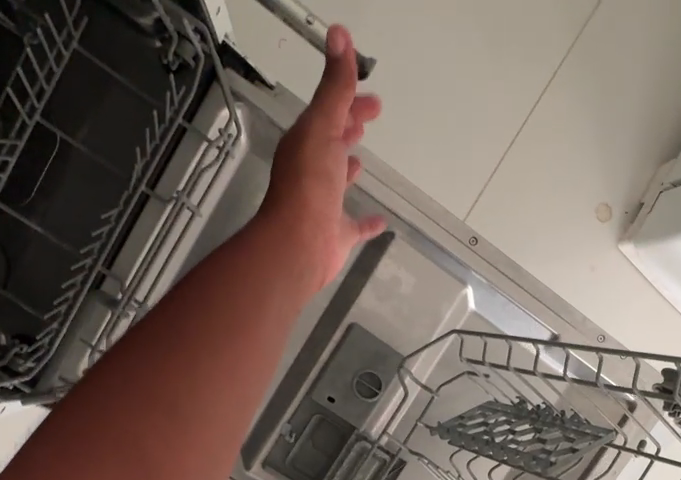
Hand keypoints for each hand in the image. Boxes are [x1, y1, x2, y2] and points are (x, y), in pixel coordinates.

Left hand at [257, 25, 386, 290]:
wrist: (299, 244)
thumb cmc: (309, 184)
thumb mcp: (322, 126)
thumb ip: (334, 86)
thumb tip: (339, 34)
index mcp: (307, 142)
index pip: (330, 112)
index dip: (349, 99)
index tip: (372, 97)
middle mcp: (312, 170)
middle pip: (333, 141)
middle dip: (350, 126)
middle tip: (373, 115)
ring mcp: (323, 203)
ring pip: (337, 179)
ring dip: (347, 167)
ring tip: (361, 159)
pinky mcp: (336, 234)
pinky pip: (354, 225)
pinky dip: (367, 222)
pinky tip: (381, 220)